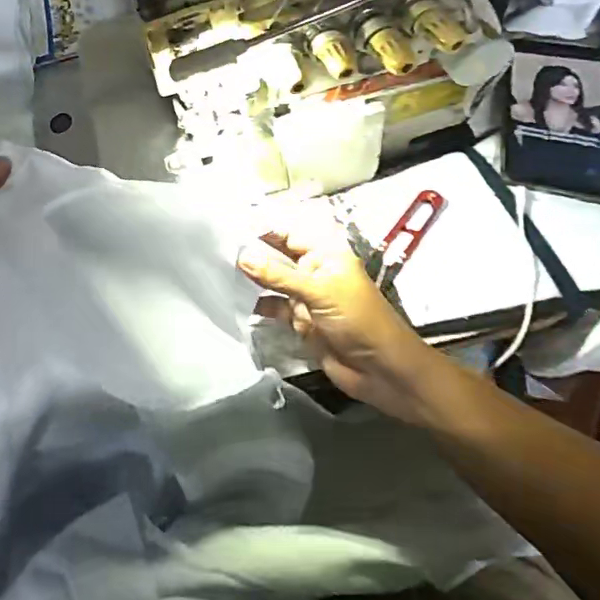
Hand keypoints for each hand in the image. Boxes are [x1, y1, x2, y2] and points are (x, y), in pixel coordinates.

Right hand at [238, 222, 448, 422]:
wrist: (383, 371)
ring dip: (252, 278)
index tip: (230, 227)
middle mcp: (314, 271)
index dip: (262, 230)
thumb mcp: (318, 292)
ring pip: (273, 282)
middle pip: (278, 256)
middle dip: (252, 253)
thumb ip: (278, 275)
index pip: (288, 234)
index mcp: (326, 254)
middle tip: (216, 248)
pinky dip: (257, 304)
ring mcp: (307, 297)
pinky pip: (274, 306)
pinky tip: (235, 300)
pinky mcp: (301, 320)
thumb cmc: (359, 320)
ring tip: (218, 271)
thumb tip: (241, 256)